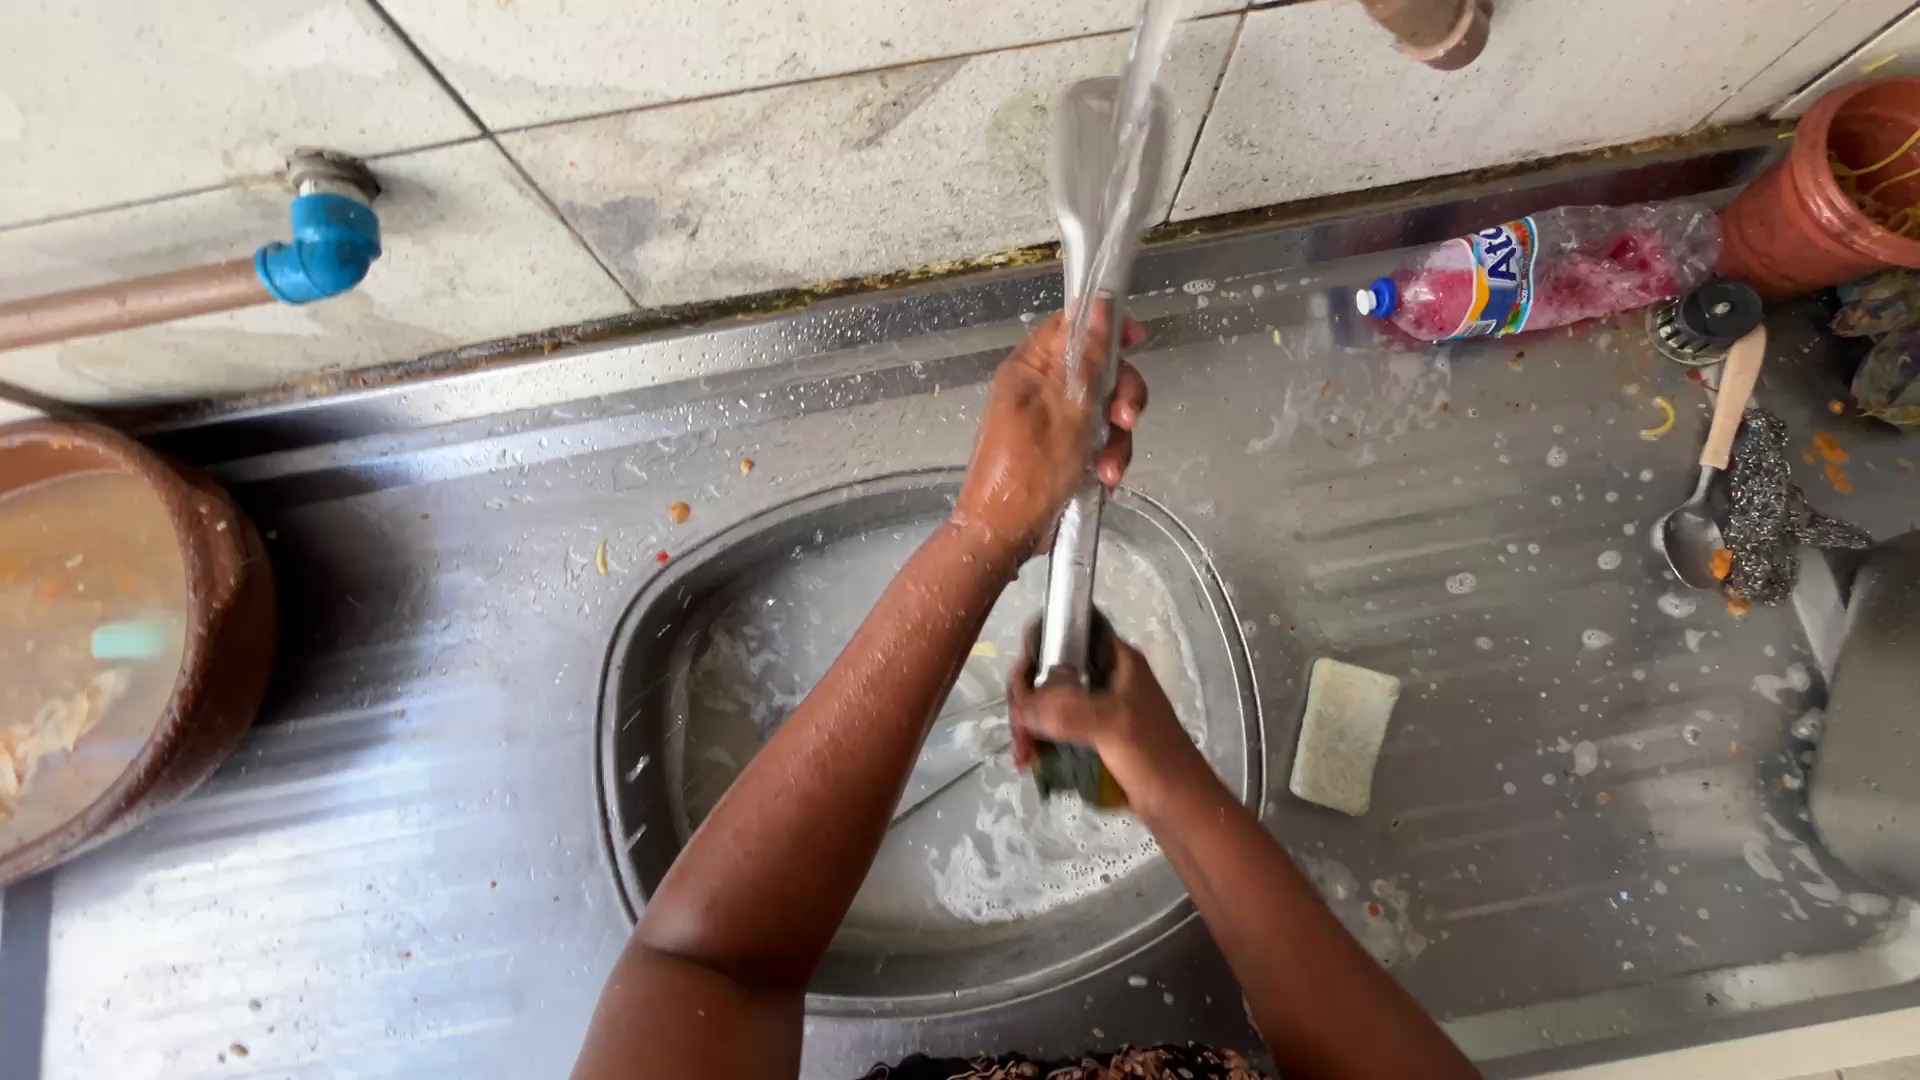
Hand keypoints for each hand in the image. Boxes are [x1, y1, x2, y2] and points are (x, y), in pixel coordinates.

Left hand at [953, 303, 1147, 561]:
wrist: (1003, 533)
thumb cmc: (1028, 471)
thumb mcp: (1066, 412)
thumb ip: (1087, 360)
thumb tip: (1096, 306)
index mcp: (1029, 370)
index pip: (1070, 328)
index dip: (1105, 327)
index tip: (1137, 340)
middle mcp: (1040, 391)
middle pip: (1098, 371)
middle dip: (1121, 397)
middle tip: (1126, 420)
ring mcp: (1052, 423)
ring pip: (1103, 412)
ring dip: (1115, 440)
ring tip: (1108, 468)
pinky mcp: (1062, 452)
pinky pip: (1096, 443)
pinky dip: (1105, 460)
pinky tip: (1104, 480)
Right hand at [1007, 629, 1209, 817]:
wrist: (1183, 809)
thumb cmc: (1156, 759)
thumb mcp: (1112, 727)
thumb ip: (1066, 711)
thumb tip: (1021, 708)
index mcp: (1116, 660)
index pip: (1065, 635)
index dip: (1036, 651)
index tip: (1020, 685)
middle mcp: (1106, 676)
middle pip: (1049, 670)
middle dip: (1026, 699)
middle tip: (1019, 732)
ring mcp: (1100, 706)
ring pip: (1049, 701)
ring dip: (1029, 723)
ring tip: (1023, 755)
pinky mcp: (1095, 735)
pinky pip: (1056, 727)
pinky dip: (1039, 739)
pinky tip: (1029, 760)